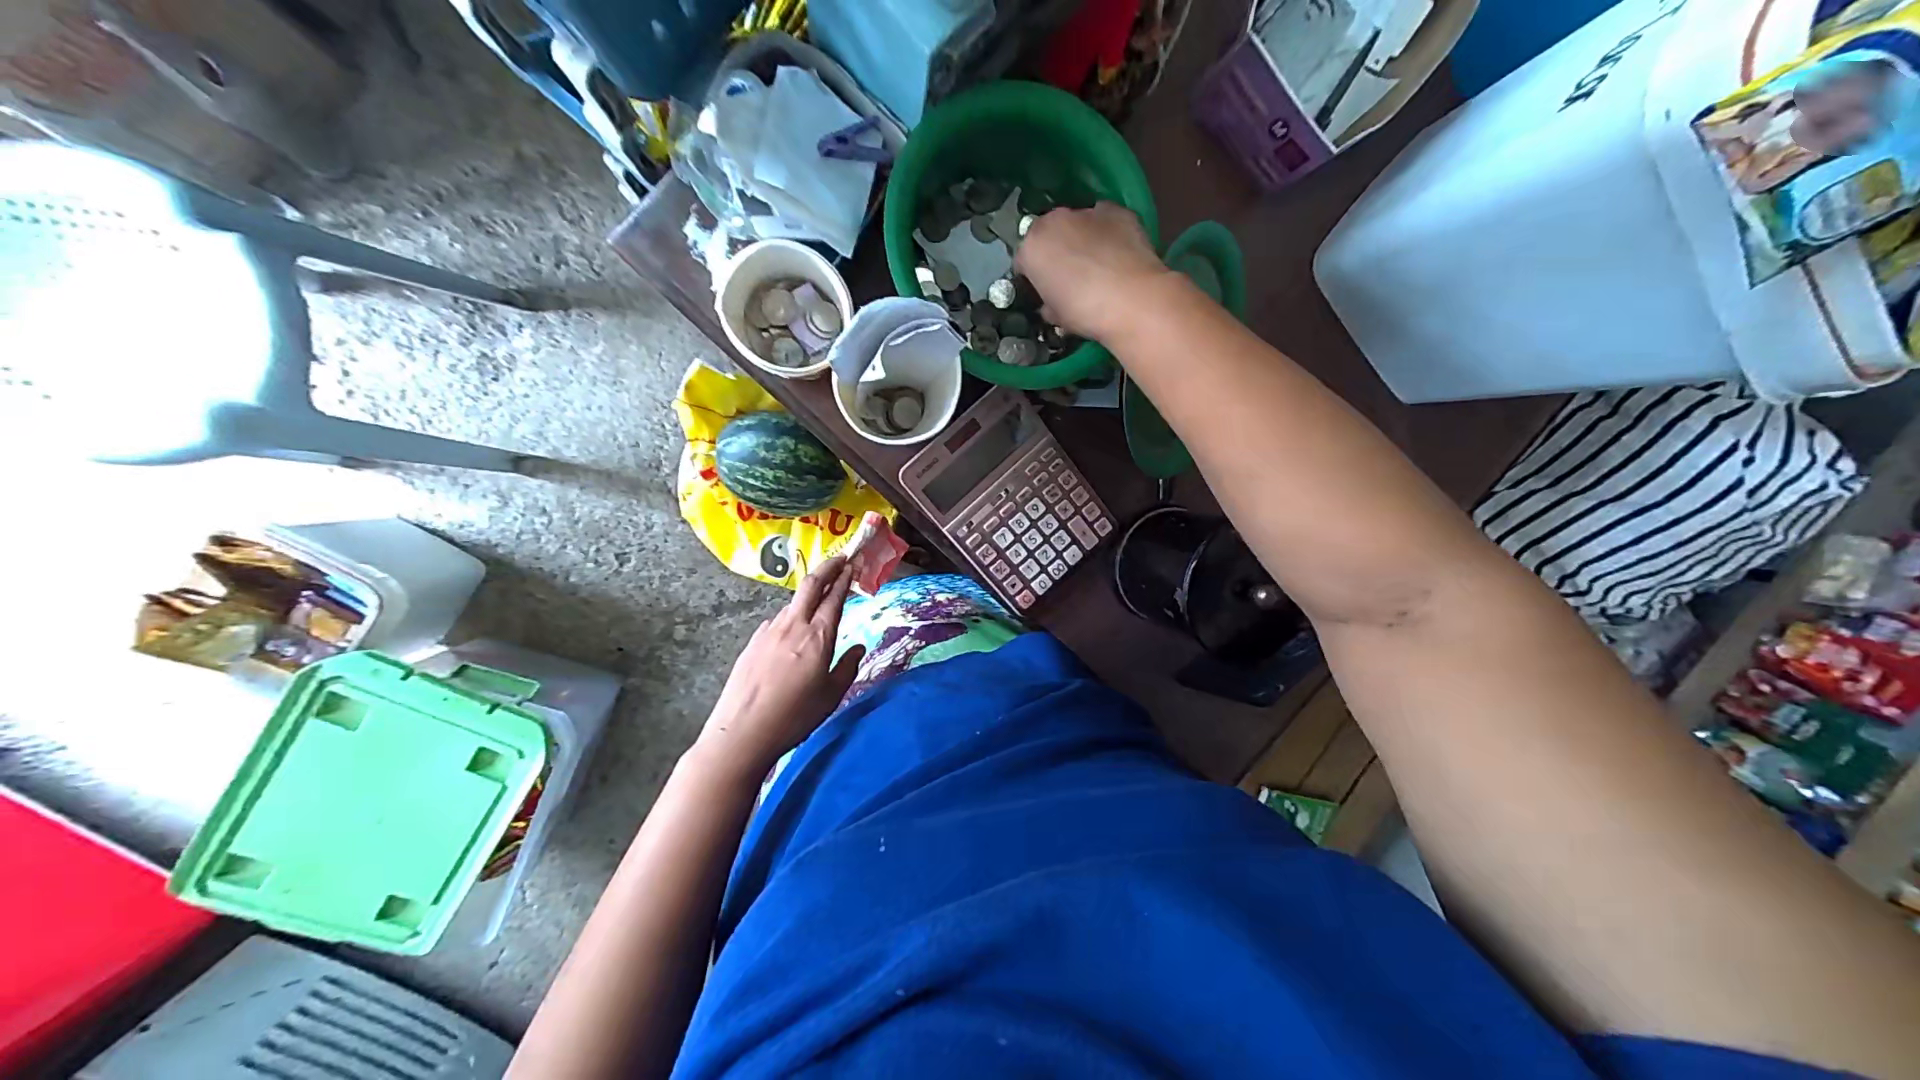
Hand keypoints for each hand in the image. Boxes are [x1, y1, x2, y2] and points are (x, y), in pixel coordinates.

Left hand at [693, 556, 864, 779]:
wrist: (743, 730)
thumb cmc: (795, 716)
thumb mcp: (831, 695)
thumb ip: (848, 667)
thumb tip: (858, 647)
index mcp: (819, 637)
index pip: (835, 597)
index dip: (845, 579)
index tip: (852, 565)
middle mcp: (794, 626)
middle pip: (811, 585)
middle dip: (827, 568)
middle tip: (840, 559)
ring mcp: (769, 631)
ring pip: (793, 604)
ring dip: (808, 595)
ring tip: (818, 600)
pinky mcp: (753, 642)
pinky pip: (777, 622)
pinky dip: (791, 617)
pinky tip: (792, 632)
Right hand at [1015, 202, 1172, 341]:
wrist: (1133, 300)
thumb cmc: (1085, 312)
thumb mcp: (1055, 316)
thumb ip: (1047, 301)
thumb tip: (1051, 303)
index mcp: (1032, 246)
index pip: (1024, 260)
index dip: (1033, 277)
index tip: (1043, 291)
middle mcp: (1055, 221)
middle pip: (1049, 235)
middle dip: (1055, 252)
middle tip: (1069, 278)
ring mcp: (1087, 212)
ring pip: (1077, 225)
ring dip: (1081, 240)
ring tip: (1097, 266)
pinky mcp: (1118, 211)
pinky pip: (1105, 222)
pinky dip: (1107, 234)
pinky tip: (1117, 254)